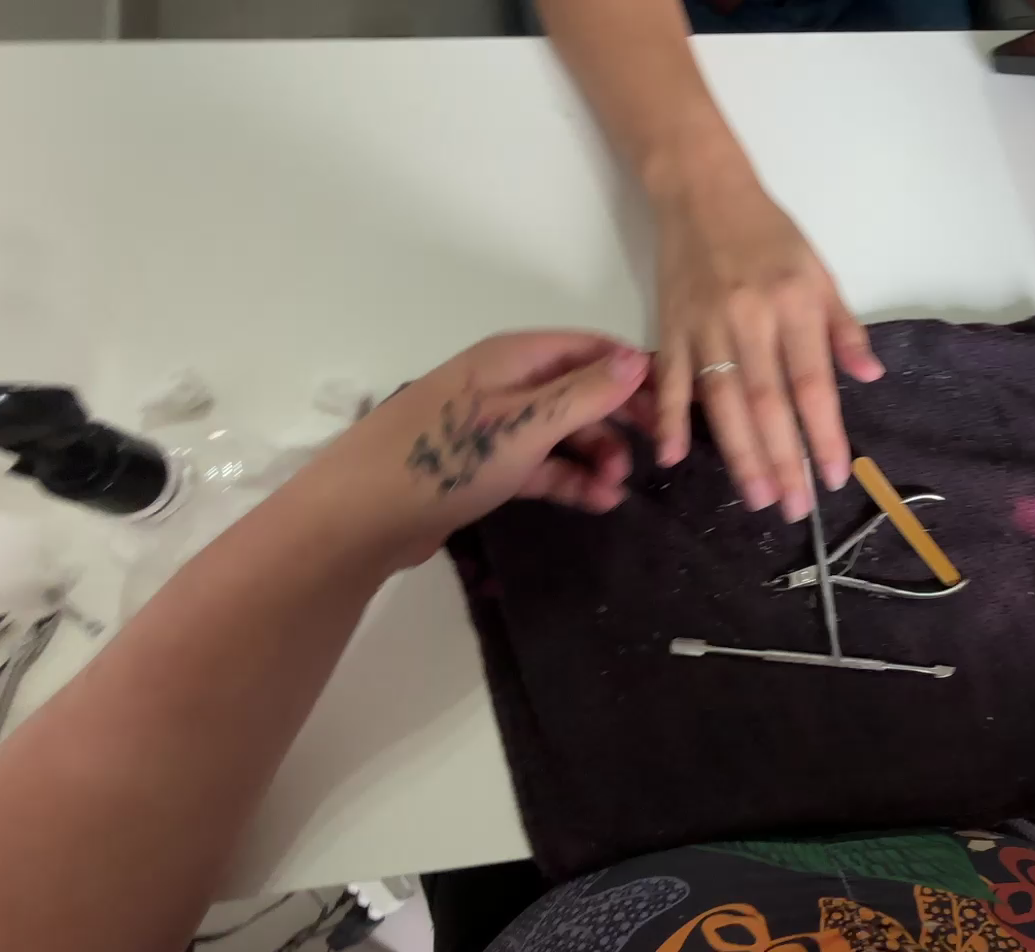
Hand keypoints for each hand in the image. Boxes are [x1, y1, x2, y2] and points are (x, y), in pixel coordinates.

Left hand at [294, 331, 649, 565]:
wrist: (363, 518)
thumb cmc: (448, 458)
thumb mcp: (526, 424)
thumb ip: (585, 393)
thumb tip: (639, 359)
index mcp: (516, 358)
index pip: (592, 350)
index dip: (635, 373)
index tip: (672, 407)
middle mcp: (510, 384)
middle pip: (582, 391)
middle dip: (620, 420)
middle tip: (658, 453)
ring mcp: (499, 426)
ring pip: (566, 432)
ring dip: (598, 457)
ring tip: (617, 489)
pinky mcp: (491, 465)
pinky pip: (545, 464)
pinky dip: (572, 479)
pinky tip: (598, 501)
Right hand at [647, 175, 884, 522]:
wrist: (702, 190)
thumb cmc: (770, 235)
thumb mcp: (819, 272)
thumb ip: (844, 328)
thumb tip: (870, 378)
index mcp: (794, 305)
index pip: (812, 384)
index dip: (824, 434)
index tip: (835, 476)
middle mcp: (749, 319)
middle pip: (767, 403)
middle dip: (784, 460)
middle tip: (794, 508)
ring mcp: (704, 325)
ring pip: (721, 401)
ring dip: (739, 454)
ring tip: (756, 498)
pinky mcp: (668, 326)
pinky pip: (668, 379)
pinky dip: (668, 418)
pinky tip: (672, 457)